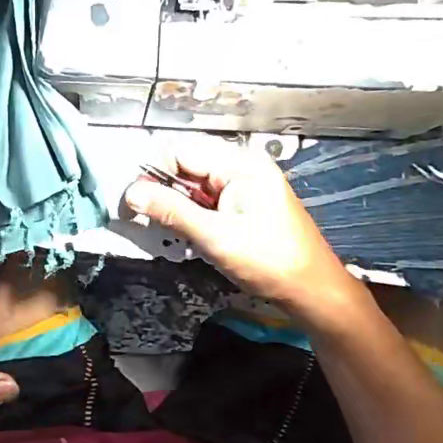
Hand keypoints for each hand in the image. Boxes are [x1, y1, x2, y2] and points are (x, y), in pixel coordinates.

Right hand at [123, 137, 361, 318]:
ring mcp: (242, 186)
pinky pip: (204, 201)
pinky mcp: (240, 205)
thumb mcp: (215, 236)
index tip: (133, 198)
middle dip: (162, 191)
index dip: (154, 172)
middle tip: (143, 216)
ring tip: (165, 229)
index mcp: (241, 165)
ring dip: (175, 206)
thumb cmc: (271, 262)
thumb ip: (171, 211)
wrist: (311, 291)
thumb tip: (132, 193)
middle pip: (186, 167)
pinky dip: (189, 215)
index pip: (182, 152)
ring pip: (192, 186)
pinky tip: (186, 233)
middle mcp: (241, 168)